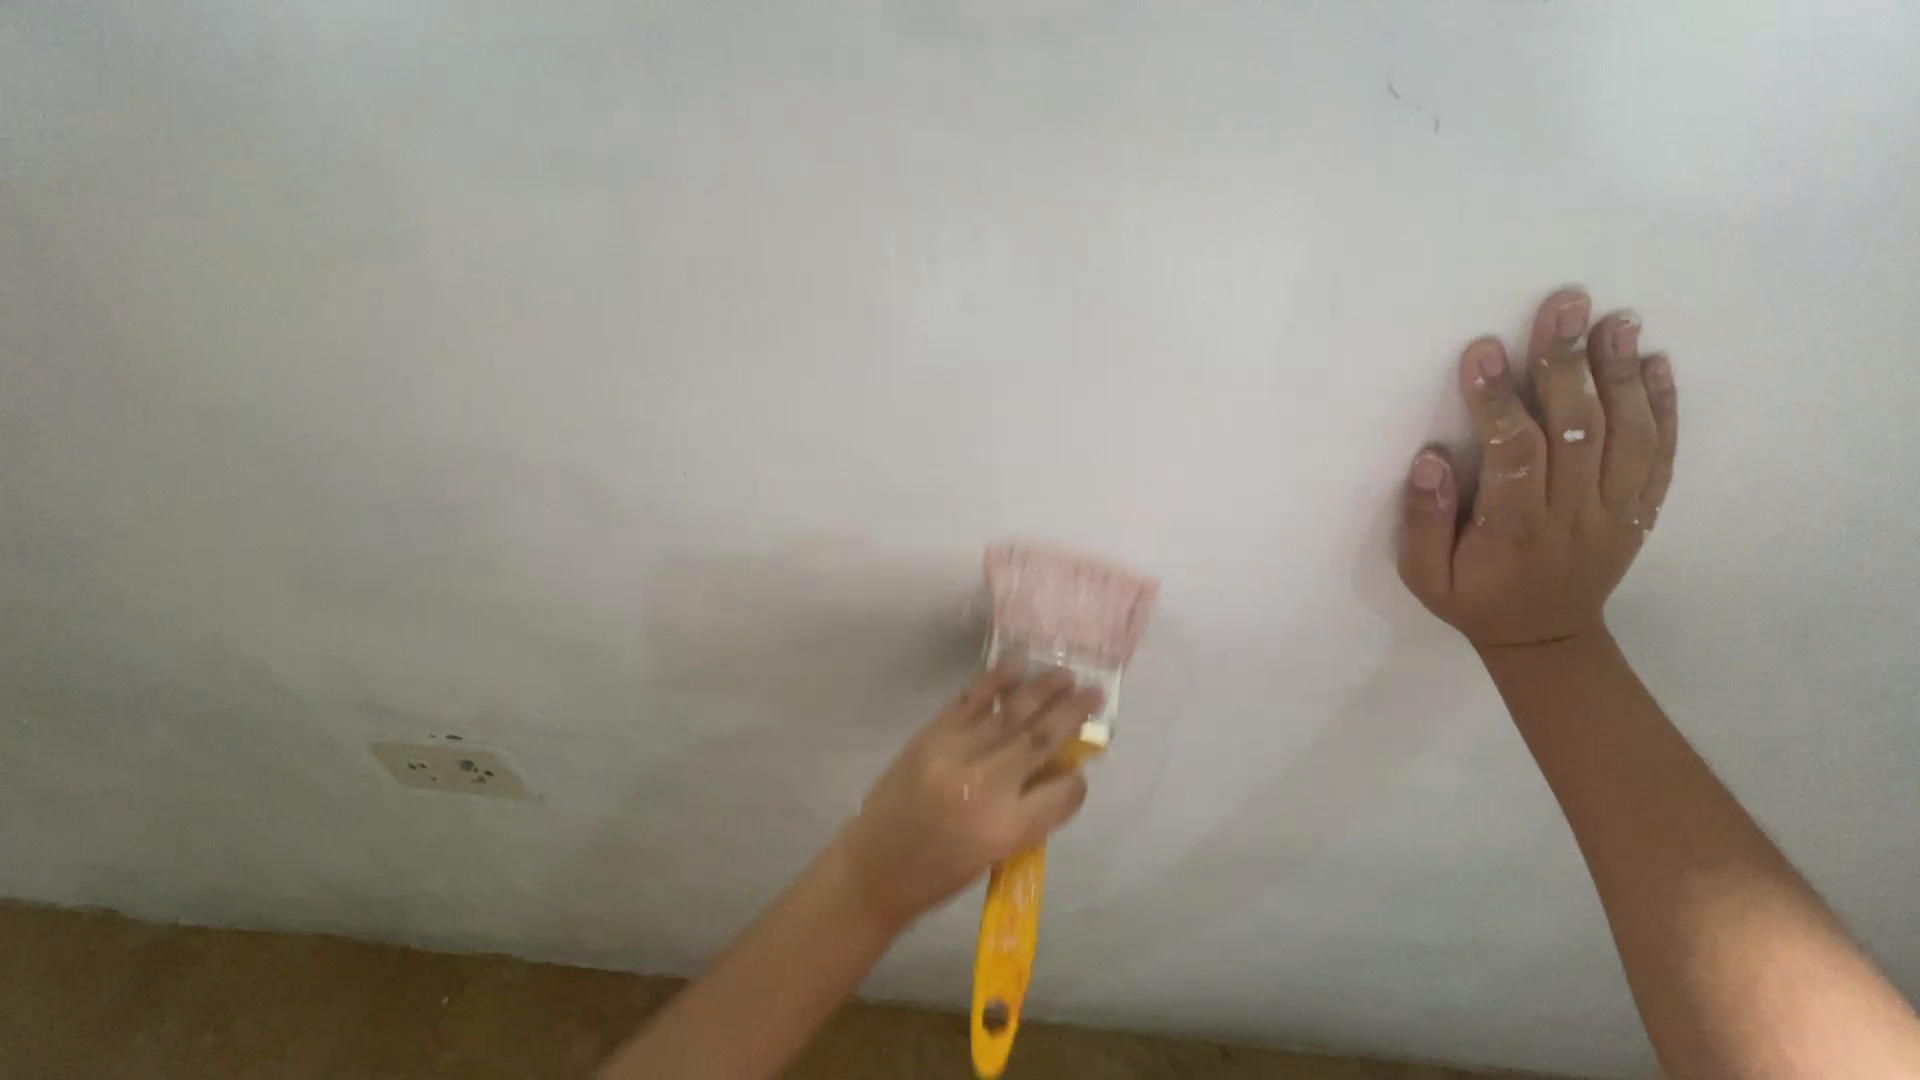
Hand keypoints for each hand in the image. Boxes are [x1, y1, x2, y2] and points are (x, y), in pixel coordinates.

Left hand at [831, 664, 1100, 928]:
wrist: (875, 867)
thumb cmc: (940, 873)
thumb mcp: (996, 853)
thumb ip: (1030, 812)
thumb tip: (1057, 770)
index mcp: (1007, 828)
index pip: (1062, 793)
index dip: (1077, 779)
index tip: (1081, 768)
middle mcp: (986, 786)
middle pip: (1040, 739)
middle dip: (1071, 713)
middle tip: (1094, 692)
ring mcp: (955, 755)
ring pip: (1010, 713)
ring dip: (1041, 690)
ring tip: (1066, 674)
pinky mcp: (931, 737)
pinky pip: (970, 701)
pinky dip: (996, 681)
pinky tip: (1017, 667)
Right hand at [1398, 287, 1678, 649]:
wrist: (1546, 638)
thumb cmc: (1475, 600)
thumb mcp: (1423, 575)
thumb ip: (1423, 520)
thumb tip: (1429, 458)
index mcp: (1514, 528)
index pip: (1512, 453)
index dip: (1498, 400)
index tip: (1483, 350)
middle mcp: (1572, 512)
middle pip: (1576, 428)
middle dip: (1566, 362)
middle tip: (1563, 306)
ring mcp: (1614, 508)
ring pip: (1626, 432)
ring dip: (1620, 372)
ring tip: (1613, 319)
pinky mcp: (1639, 507)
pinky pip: (1661, 452)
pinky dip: (1664, 405)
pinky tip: (1654, 362)